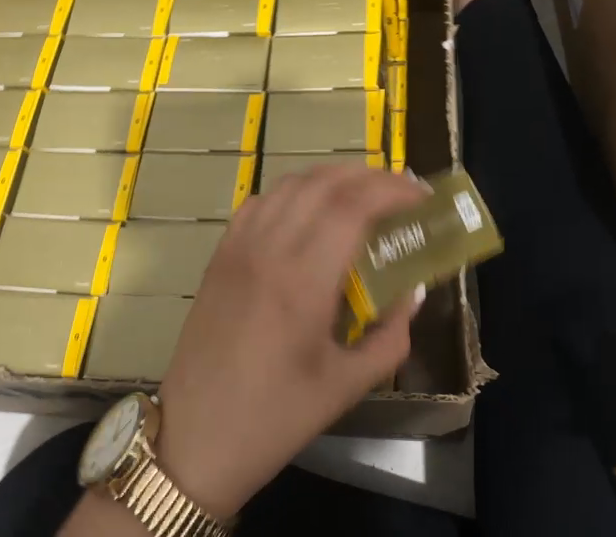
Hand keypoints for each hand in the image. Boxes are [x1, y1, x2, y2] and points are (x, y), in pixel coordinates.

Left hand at [154, 165, 425, 519]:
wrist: (193, 440)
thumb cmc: (274, 419)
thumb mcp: (346, 387)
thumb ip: (390, 337)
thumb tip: (412, 293)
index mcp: (303, 282)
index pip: (353, 206)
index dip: (393, 191)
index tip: (422, 197)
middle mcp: (268, 250)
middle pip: (323, 183)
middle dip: (369, 176)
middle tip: (401, 191)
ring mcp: (238, 248)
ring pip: (289, 184)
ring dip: (331, 178)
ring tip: (363, 195)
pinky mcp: (219, 256)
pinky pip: (259, 203)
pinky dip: (293, 193)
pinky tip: (309, 213)